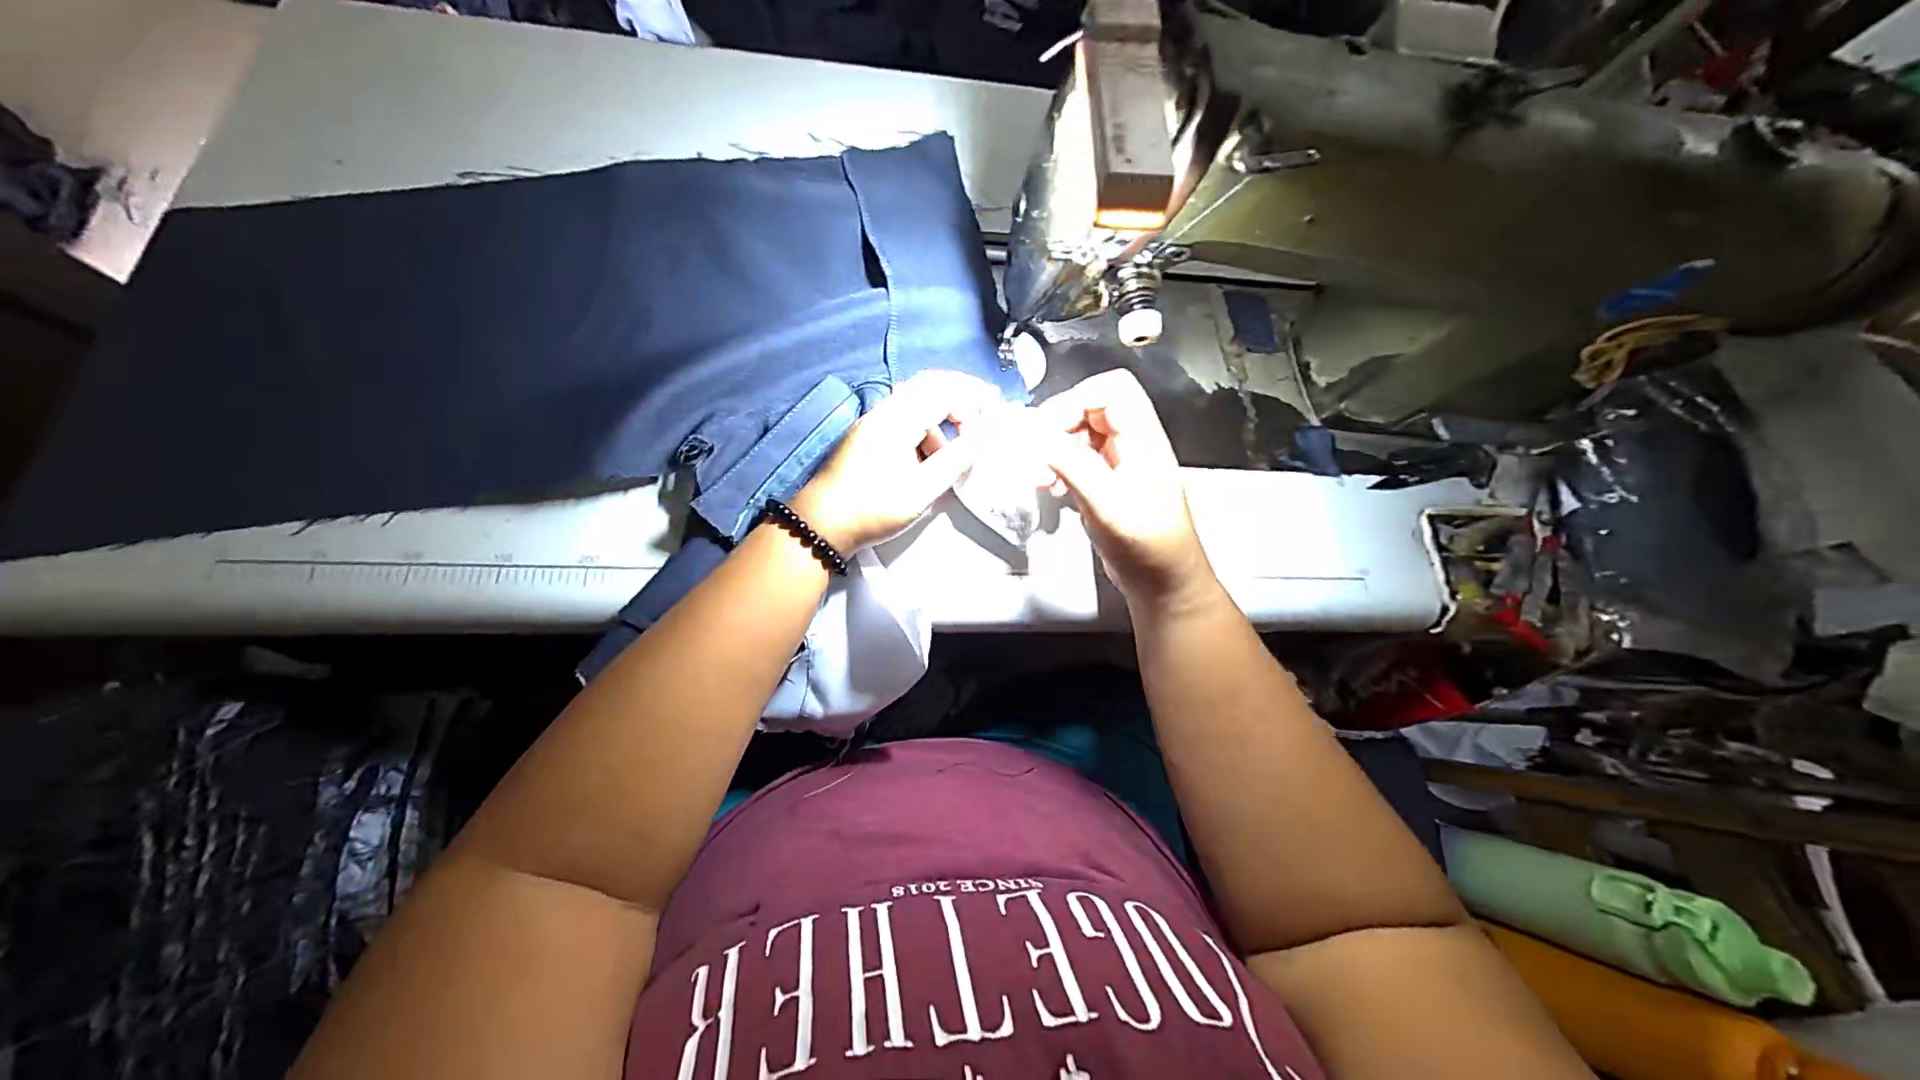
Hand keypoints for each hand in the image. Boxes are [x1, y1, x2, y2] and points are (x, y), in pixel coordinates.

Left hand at [788, 371, 998, 553]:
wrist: (820, 524)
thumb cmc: (872, 508)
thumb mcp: (920, 490)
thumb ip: (954, 461)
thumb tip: (980, 437)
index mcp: (896, 420)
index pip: (942, 392)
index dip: (972, 397)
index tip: (994, 409)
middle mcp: (883, 413)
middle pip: (926, 385)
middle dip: (958, 391)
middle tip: (985, 402)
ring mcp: (871, 424)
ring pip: (913, 402)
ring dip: (940, 414)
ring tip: (957, 445)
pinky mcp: (865, 438)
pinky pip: (901, 418)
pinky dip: (923, 427)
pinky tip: (929, 456)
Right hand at [1037, 369, 1219, 615]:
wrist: (1163, 582)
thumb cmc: (1150, 548)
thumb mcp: (1106, 503)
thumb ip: (1070, 464)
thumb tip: (1036, 434)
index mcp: (1143, 439)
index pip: (1110, 389)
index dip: (1075, 401)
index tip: (1050, 430)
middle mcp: (1132, 445)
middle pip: (1089, 408)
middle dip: (1057, 427)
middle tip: (1039, 453)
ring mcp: (1119, 464)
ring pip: (1078, 434)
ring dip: (1053, 450)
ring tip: (1042, 477)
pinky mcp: (1106, 483)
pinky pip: (1076, 460)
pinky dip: (1058, 468)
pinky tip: (1053, 488)